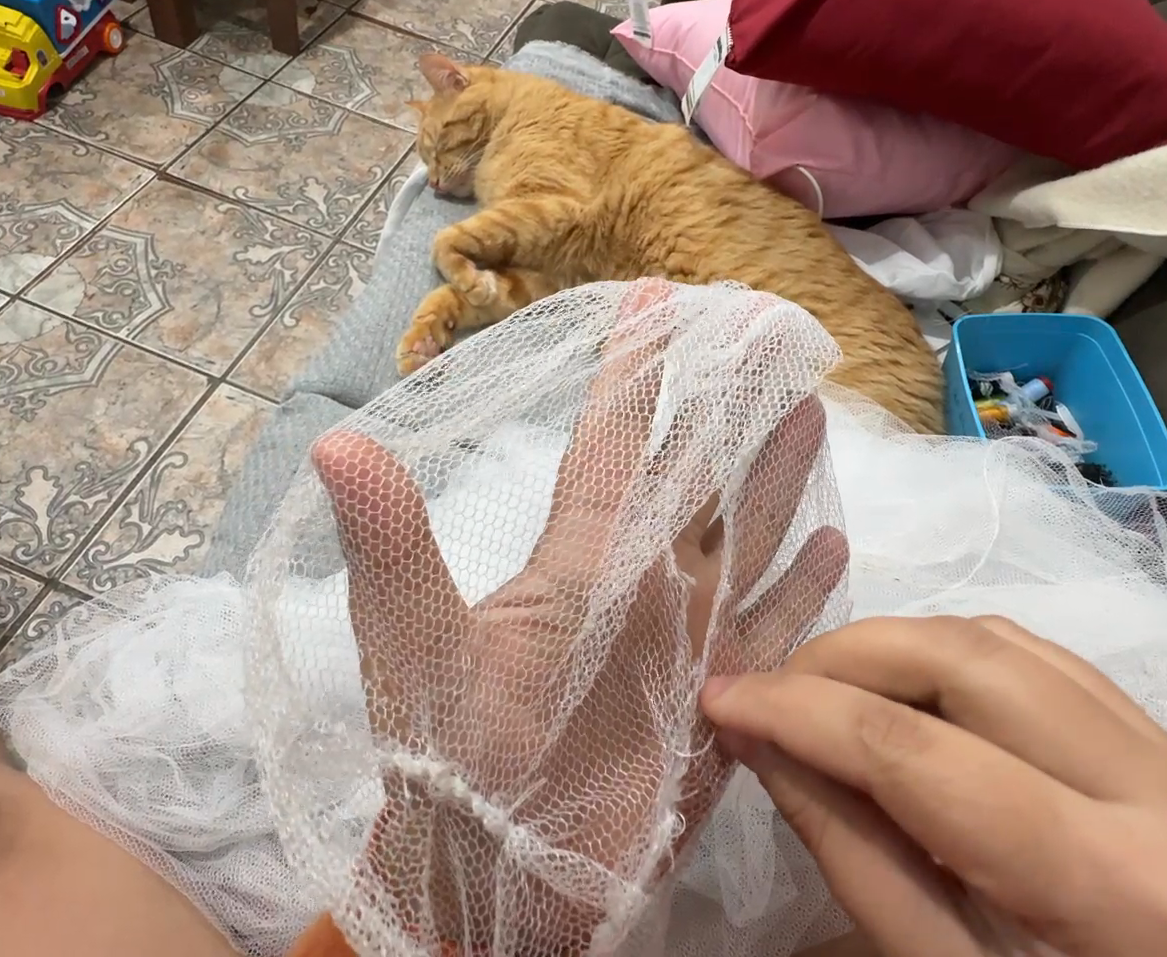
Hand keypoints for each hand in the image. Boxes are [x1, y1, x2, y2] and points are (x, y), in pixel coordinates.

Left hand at [311, 280, 849, 953]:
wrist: (488, 869)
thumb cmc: (446, 751)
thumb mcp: (413, 638)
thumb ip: (390, 542)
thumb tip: (332, 441)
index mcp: (579, 554)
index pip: (614, 439)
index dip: (634, 369)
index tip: (657, 297)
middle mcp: (639, 580)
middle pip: (697, 471)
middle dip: (731, 402)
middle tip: (770, 334)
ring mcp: (685, 637)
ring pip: (744, 535)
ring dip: (776, 476)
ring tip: (810, 414)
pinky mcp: (721, 700)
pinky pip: (773, 629)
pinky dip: (803, 590)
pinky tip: (834, 543)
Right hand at [701, 616, 1166, 956]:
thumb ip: (849, 850)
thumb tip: (756, 735)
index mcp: (1122, 888)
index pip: (917, 751)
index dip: (802, 711)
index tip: (721, 696)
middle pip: (965, 659)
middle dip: (843, 658)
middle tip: (772, 693)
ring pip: (1000, 640)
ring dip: (893, 648)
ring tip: (828, 694)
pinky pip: (1039, 658)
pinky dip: (950, 655)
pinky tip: (908, 696)